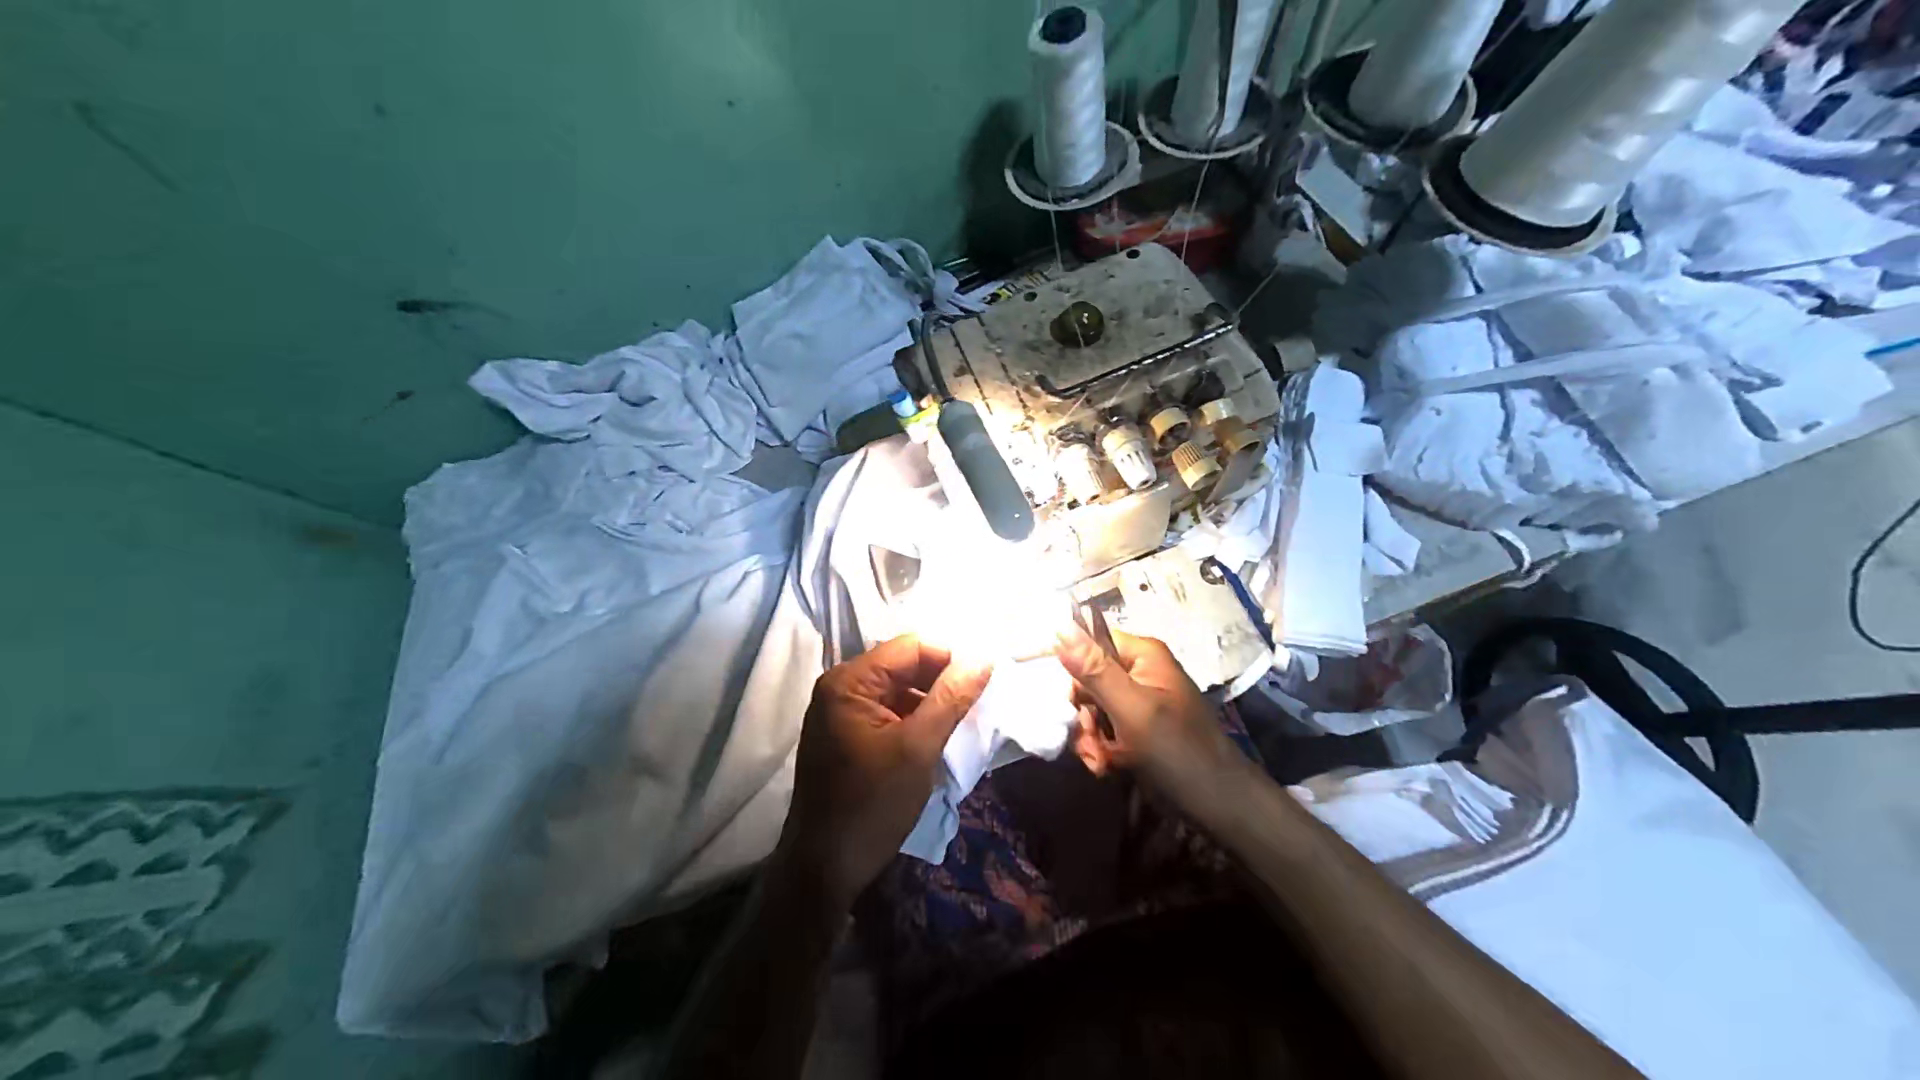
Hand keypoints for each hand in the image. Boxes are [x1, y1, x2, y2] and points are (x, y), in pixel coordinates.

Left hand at [775, 635, 990, 908]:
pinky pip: (890, 712)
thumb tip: (983, 657)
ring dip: (932, 702)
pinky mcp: (849, 736)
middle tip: (981, 703)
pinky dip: (917, 720)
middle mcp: (841, 687)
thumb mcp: (918, 749)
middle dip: (943, 681)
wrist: (824, 870)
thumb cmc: (871, 806)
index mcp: (849, 681)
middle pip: (905, 665)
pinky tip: (940, 738)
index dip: (951, 658)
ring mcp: (842, 712)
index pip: (911, 647)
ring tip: (966, 722)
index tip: (987, 680)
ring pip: (900, 690)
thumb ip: (951, 699)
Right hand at [1055, 628, 1244, 805]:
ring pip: (1090, 711)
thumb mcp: (1132, 709)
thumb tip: (1059, 627)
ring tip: (1102, 763)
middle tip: (1092, 742)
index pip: (1088, 644)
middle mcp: (1138, 672)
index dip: (1074, 673)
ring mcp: (1137, 703)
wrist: (1219, 807)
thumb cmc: (1178, 752)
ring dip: (1088, 739)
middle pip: (1085, 682)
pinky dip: (1099, 751)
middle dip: (1083, 717)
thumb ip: (1094, 671)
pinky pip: (1101, 732)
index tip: (1072, 705)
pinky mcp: (1135, 731)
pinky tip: (1106, 769)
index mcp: (1142, 655)